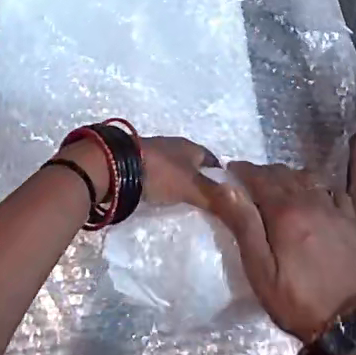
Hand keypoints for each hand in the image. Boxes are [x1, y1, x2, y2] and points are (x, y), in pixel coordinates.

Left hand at [53, 133, 218, 210]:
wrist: (112, 167)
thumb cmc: (158, 174)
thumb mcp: (193, 188)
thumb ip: (216, 198)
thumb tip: (243, 209)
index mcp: (189, 146)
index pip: (212, 159)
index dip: (220, 174)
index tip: (226, 192)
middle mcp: (171, 145)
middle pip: (191, 163)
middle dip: (198, 178)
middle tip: (205, 200)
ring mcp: (149, 153)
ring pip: (171, 168)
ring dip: (176, 181)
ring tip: (182, 201)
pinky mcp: (131, 163)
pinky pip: (153, 175)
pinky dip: (158, 185)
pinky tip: (158, 197)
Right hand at [202, 163, 355, 342]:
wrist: (346, 323)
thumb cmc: (295, 301)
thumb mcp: (260, 269)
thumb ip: (243, 225)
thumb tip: (224, 187)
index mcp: (286, 213)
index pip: (260, 178)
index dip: (243, 171)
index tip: (230, 170)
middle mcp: (313, 202)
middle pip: (285, 174)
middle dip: (264, 172)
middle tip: (249, 180)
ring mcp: (336, 210)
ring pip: (310, 178)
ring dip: (290, 176)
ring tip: (278, 185)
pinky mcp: (353, 222)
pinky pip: (333, 191)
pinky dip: (318, 187)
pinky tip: (313, 196)